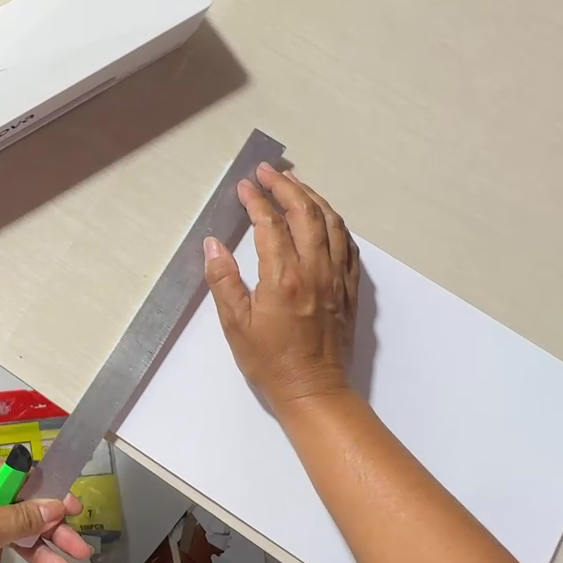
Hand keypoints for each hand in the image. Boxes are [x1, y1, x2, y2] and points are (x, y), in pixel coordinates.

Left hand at [0, 462, 92, 562]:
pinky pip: (4, 547)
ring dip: (41, 549)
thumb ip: (24, 517)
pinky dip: (19, 558)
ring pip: (16, 530)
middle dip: (51, 528)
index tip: (75, 507)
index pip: (20, 475)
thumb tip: (55, 505)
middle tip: (79, 548)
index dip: (49, 490)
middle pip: (23, 505)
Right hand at [204, 163, 361, 412]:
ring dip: (313, 198)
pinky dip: (334, 222)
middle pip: (306, 214)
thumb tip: (213, 244)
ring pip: (332, 224)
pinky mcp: (350, 289)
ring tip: (295, 183)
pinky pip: (347, 245)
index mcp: (284, 278)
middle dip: (286, 186)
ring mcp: (337, 279)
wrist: (314, 390)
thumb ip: (223, 280)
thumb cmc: (268, 360)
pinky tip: (323, 217)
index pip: (271, 225)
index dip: (256, 201)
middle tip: (267, 171)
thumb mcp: (234, 323)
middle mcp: (315, 271)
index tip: (243, 186)